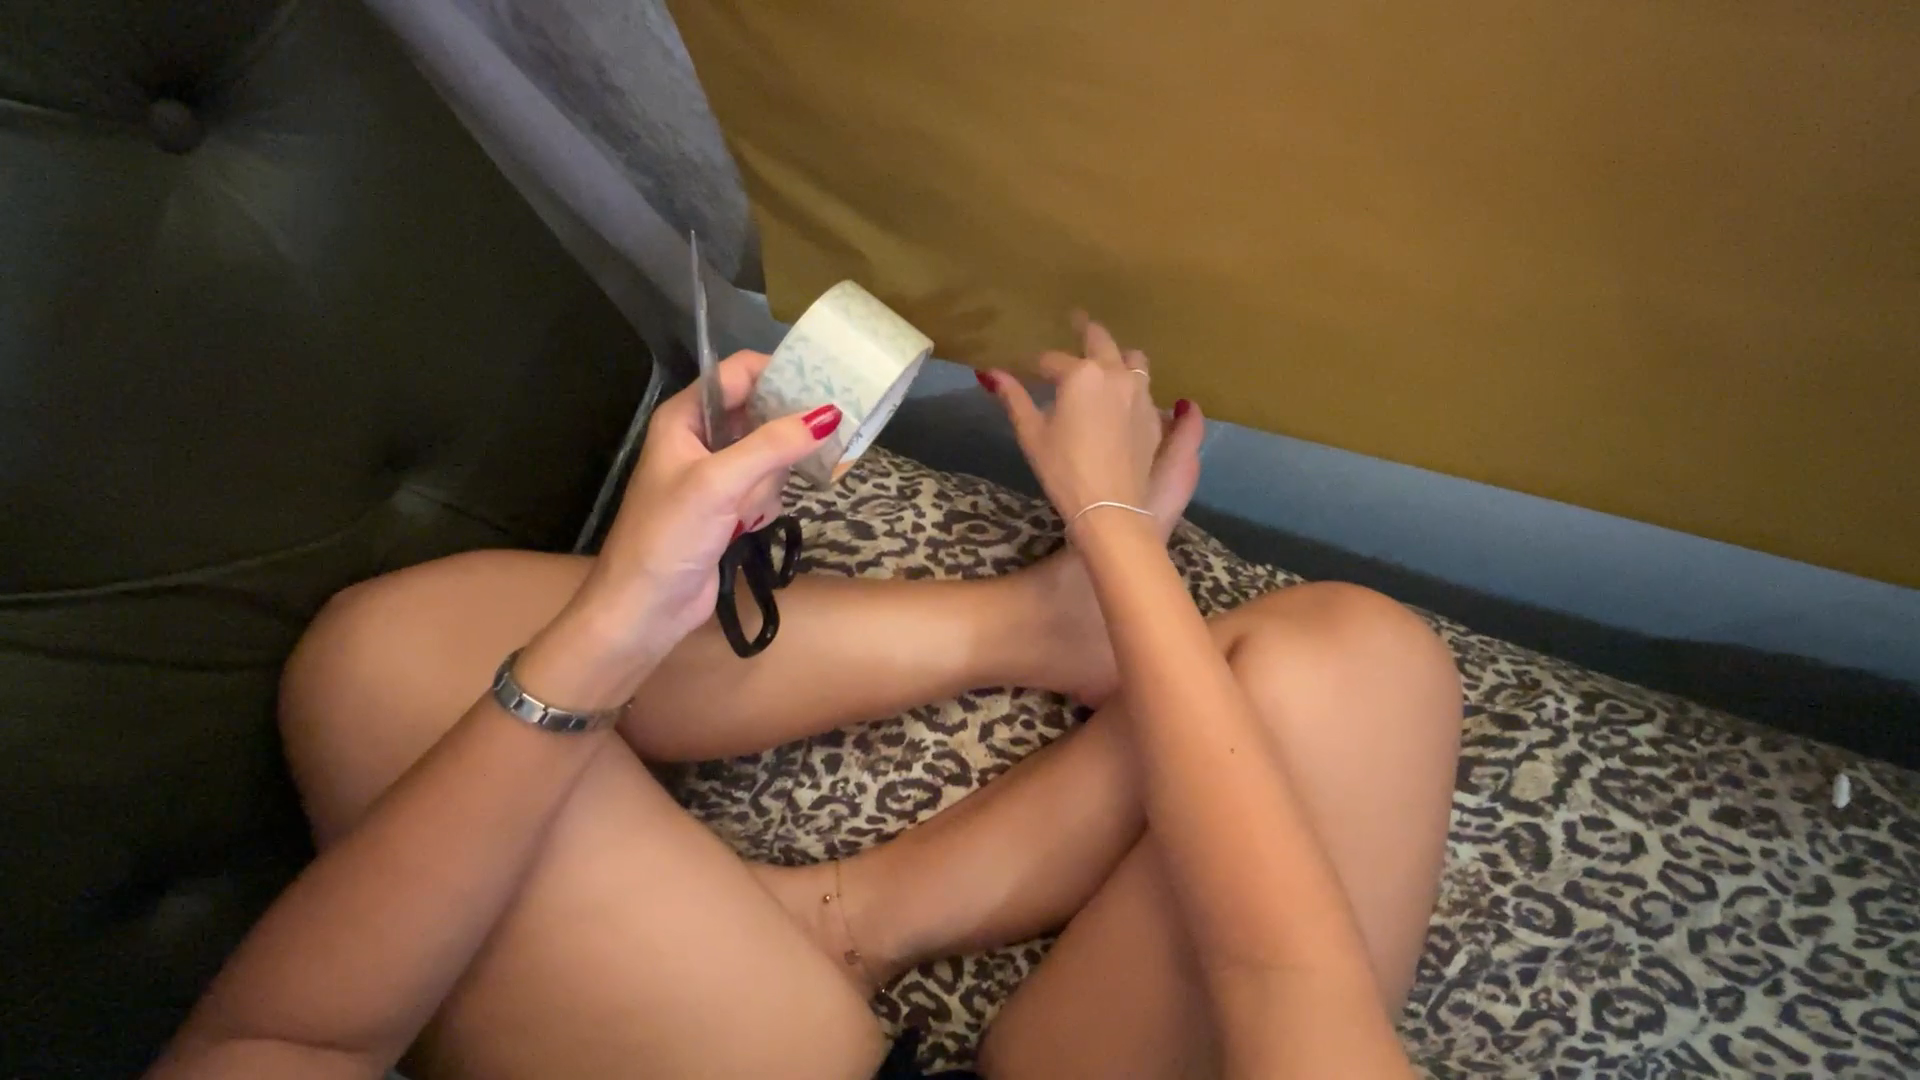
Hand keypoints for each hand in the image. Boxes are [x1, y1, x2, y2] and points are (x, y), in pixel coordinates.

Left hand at [539, 351, 840, 688]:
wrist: (645, 606)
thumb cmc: (669, 536)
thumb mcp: (719, 482)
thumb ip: (773, 446)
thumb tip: (828, 415)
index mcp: (685, 418)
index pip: (738, 374)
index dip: (778, 373)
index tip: (826, 383)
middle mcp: (701, 438)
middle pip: (760, 413)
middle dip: (783, 434)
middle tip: (819, 441)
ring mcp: (716, 474)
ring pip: (769, 455)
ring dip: (771, 480)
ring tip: (749, 508)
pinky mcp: (729, 506)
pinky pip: (765, 487)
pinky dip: (766, 502)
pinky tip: (751, 523)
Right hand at [980, 315, 1170, 531]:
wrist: (1110, 506)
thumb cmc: (1063, 469)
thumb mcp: (1031, 433)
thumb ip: (1013, 398)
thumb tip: (989, 373)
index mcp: (1081, 374)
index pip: (1051, 360)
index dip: (1035, 365)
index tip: (1025, 370)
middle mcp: (1115, 373)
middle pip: (1100, 340)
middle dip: (1084, 330)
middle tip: (1076, 320)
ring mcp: (1140, 393)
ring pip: (1132, 358)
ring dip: (1117, 353)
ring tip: (1107, 357)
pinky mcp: (1153, 417)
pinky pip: (1144, 387)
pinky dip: (1131, 383)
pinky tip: (1124, 394)